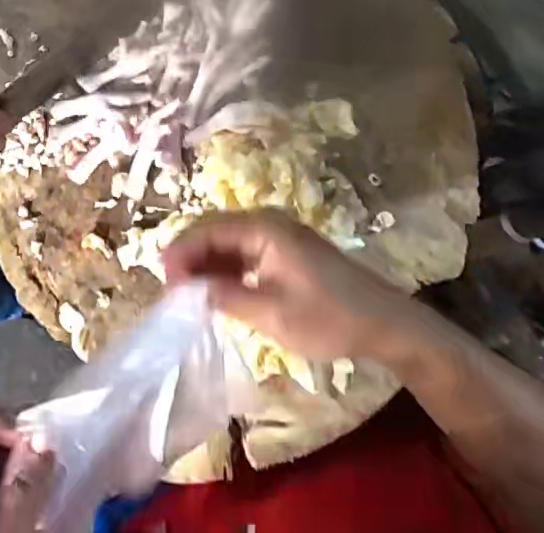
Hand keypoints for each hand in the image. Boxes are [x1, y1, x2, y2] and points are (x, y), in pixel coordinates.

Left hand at [0, 407, 54, 532]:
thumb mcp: (7, 531)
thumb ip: (26, 481)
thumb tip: (45, 437)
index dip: (2, 419)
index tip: (36, 437)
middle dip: (15, 439)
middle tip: (48, 457)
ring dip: (17, 462)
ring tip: (45, 478)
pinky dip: (11, 483)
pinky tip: (32, 497)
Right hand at [162, 209, 426, 363]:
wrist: (381, 320)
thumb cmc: (327, 317)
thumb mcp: (271, 314)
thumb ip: (226, 297)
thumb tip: (189, 290)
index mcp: (264, 228)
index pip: (209, 230)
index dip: (181, 253)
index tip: (162, 283)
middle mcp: (270, 222)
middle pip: (217, 230)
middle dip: (191, 257)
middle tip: (171, 292)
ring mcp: (280, 235)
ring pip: (231, 241)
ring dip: (208, 264)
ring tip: (188, 295)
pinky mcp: (287, 251)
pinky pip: (247, 252)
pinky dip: (228, 269)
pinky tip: (217, 292)